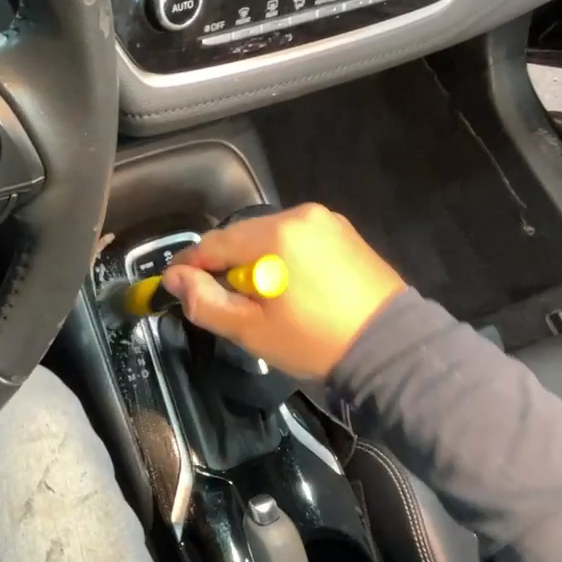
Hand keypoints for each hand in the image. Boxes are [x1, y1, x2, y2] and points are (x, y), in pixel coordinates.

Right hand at [160, 203, 405, 379]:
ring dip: (251, 262)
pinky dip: (279, 259)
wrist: (387, 346)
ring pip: (266, 237)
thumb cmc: (313, 340)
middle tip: (218, 300)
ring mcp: (325, 221)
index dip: (188, 265)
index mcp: (275, 235)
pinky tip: (284, 288)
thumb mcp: (250, 329)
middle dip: (222, 266)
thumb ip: (205, 301)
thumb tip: (173, 279)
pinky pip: (294, 240)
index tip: (173, 287)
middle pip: (240, 237)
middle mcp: (300, 215)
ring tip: (254, 298)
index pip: (213, 243)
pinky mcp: (343, 233)